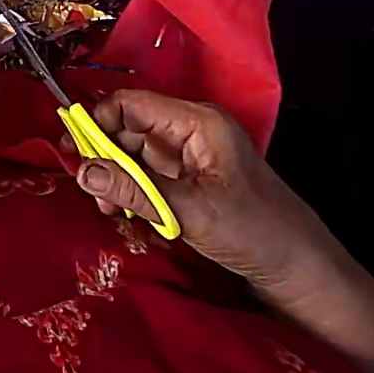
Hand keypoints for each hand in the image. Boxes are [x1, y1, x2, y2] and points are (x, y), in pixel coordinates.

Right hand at [69, 89, 342, 290]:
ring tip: (109, 206)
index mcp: (196, 122)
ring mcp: (185, 153)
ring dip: (112, 175)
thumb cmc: (254, 231)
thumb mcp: (189, 210)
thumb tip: (82, 171)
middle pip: (126, 126)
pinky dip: (127, 188)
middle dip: (102, 154)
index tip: (75, 152)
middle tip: (89, 187)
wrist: (298, 268)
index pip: (131, 104)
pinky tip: (123, 208)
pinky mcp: (183, 176)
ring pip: (129, 151)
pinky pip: (141, 171)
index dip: (98, 121)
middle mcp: (188, 130)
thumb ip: (133, 188)